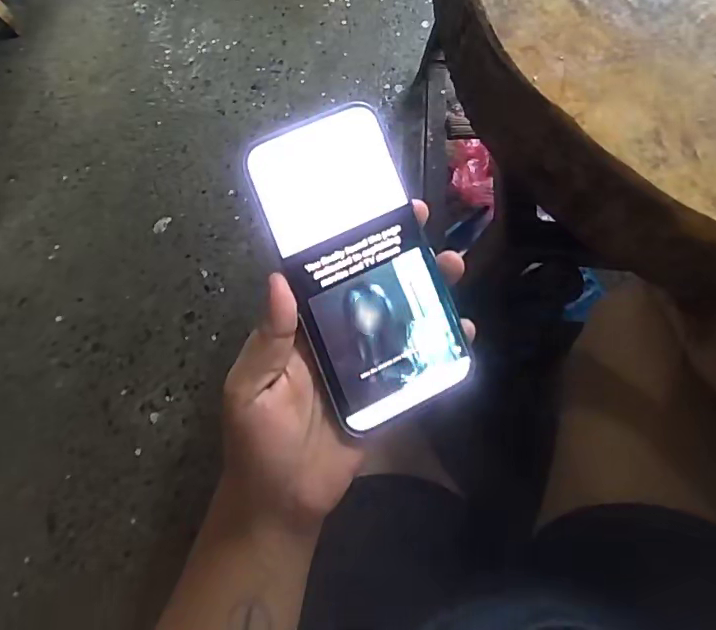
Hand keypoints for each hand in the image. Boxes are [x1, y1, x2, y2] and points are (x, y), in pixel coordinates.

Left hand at [219, 200, 470, 535]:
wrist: (283, 503)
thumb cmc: (257, 441)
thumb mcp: (251, 387)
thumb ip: (269, 338)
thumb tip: (277, 279)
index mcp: (299, 325)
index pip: (324, 272)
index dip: (346, 242)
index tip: (370, 212)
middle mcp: (334, 334)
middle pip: (369, 285)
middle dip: (395, 255)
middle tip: (423, 226)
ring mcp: (363, 363)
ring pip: (397, 316)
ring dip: (424, 290)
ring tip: (453, 267)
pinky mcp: (386, 394)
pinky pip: (415, 363)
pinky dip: (439, 345)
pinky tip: (463, 331)